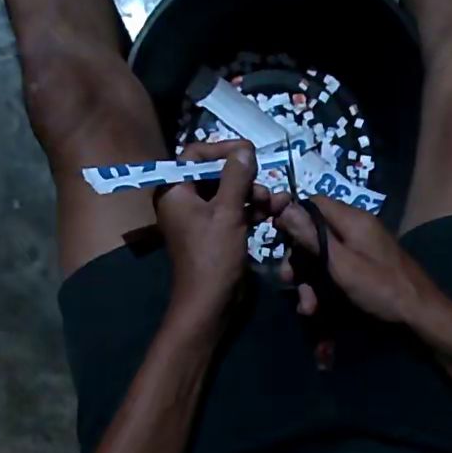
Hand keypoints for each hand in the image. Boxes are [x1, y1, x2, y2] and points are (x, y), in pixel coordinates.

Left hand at [154, 140, 281, 325]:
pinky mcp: (216, 235)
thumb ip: (236, 176)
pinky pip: (235, 212)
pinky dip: (253, 209)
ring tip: (275, 202)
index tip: (249, 151)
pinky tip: (276, 209)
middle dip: (243, 177)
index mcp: (175, 191)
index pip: (194, 154)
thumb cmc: (213, 255)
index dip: (223, 149)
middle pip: (215, 174)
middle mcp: (184, 202)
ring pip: (229, 193)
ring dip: (253, 194)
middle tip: (263, 187)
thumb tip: (245, 150)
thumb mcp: (227, 211)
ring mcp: (201, 220)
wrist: (211, 302)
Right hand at [273, 196, 451, 332]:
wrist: (419, 313)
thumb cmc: (380, 287)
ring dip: (309, 280)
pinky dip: (324, 286)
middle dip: (298, 259)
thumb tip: (285, 207)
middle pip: (314, 233)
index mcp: (352, 220)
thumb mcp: (341, 263)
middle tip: (288, 281)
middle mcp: (356, 229)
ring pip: (322, 256)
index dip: (292, 216)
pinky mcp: (362, 266)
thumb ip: (312, 236)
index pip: (314, 202)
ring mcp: (360, 249)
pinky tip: (317, 309)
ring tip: (307, 307)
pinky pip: (335, 269)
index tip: (277, 237)